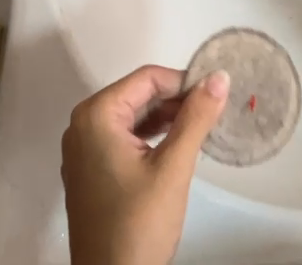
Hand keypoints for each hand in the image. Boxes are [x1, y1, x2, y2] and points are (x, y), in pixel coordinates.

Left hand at [62, 65, 229, 264]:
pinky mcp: (89, 172)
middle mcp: (82, 125)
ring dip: (165, 120)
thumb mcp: (173, 168)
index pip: (146, 79)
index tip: (215, 93)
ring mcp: (82, 150)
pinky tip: (176, 147)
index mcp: (96, 115)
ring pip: (131, 118)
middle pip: (137, 96)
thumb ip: (195, 118)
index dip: (183, 82)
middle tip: (212, 112)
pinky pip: (122, 139)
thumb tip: (219, 77)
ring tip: (200, 128)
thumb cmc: (139, 224)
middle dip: (175, 101)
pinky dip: (150, 139)